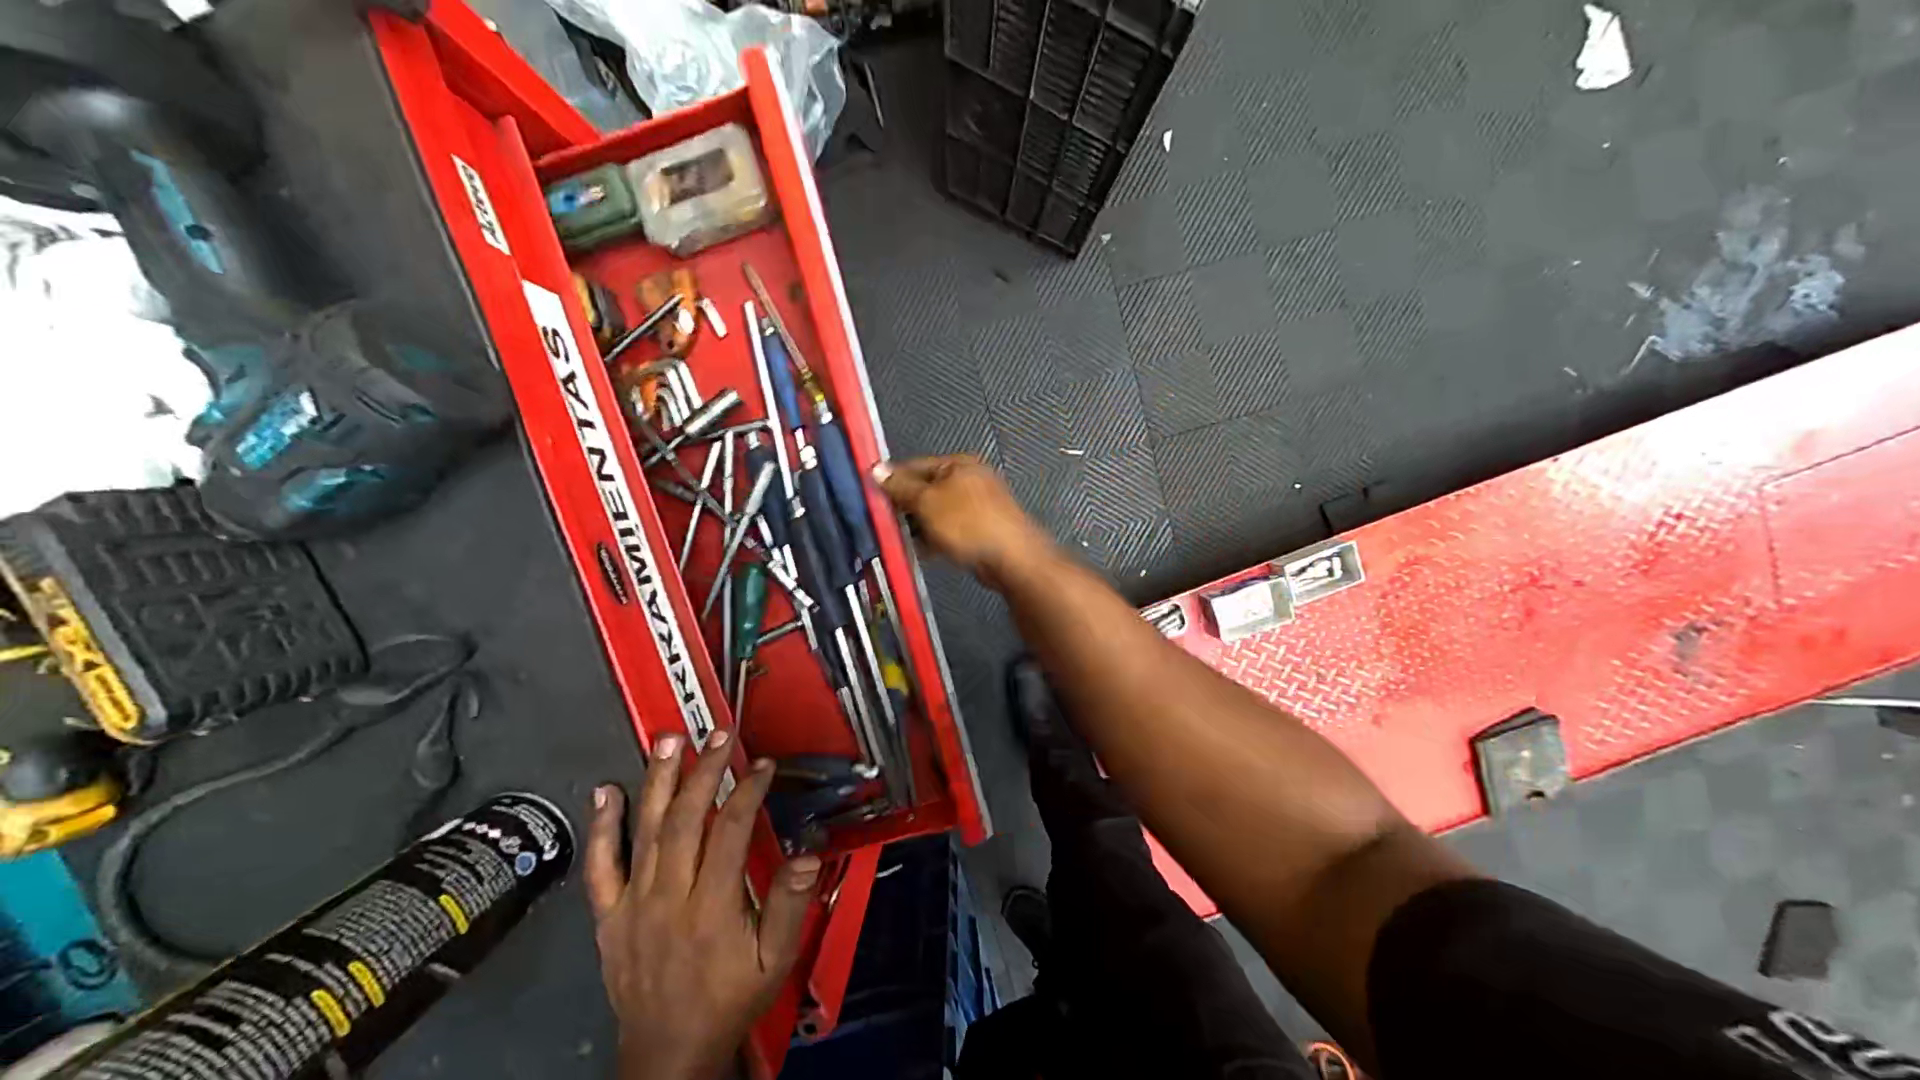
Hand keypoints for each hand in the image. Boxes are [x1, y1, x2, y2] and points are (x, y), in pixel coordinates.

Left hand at [586, 731, 821, 1079]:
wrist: (667, 1051)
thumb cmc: (729, 999)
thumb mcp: (774, 961)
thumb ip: (790, 905)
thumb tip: (808, 853)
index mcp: (712, 906)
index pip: (730, 832)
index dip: (747, 792)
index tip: (761, 764)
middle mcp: (669, 897)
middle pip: (686, 820)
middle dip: (704, 771)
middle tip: (718, 735)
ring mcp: (633, 903)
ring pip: (646, 830)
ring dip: (659, 781)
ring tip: (668, 740)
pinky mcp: (609, 915)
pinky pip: (600, 866)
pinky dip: (601, 827)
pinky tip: (605, 792)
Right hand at [871, 455, 1055, 587]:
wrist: (1010, 559)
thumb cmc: (971, 524)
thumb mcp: (927, 502)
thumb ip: (900, 487)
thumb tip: (877, 470)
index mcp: (958, 464)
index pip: (914, 466)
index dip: (892, 480)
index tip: (872, 495)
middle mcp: (969, 480)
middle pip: (925, 489)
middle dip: (905, 506)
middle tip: (884, 521)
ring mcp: (976, 506)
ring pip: (936, 512)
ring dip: (919, 526)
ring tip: (901, 539)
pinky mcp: (979, 530)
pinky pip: (948, 530)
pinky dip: (935, 538)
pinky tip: (923, 550)